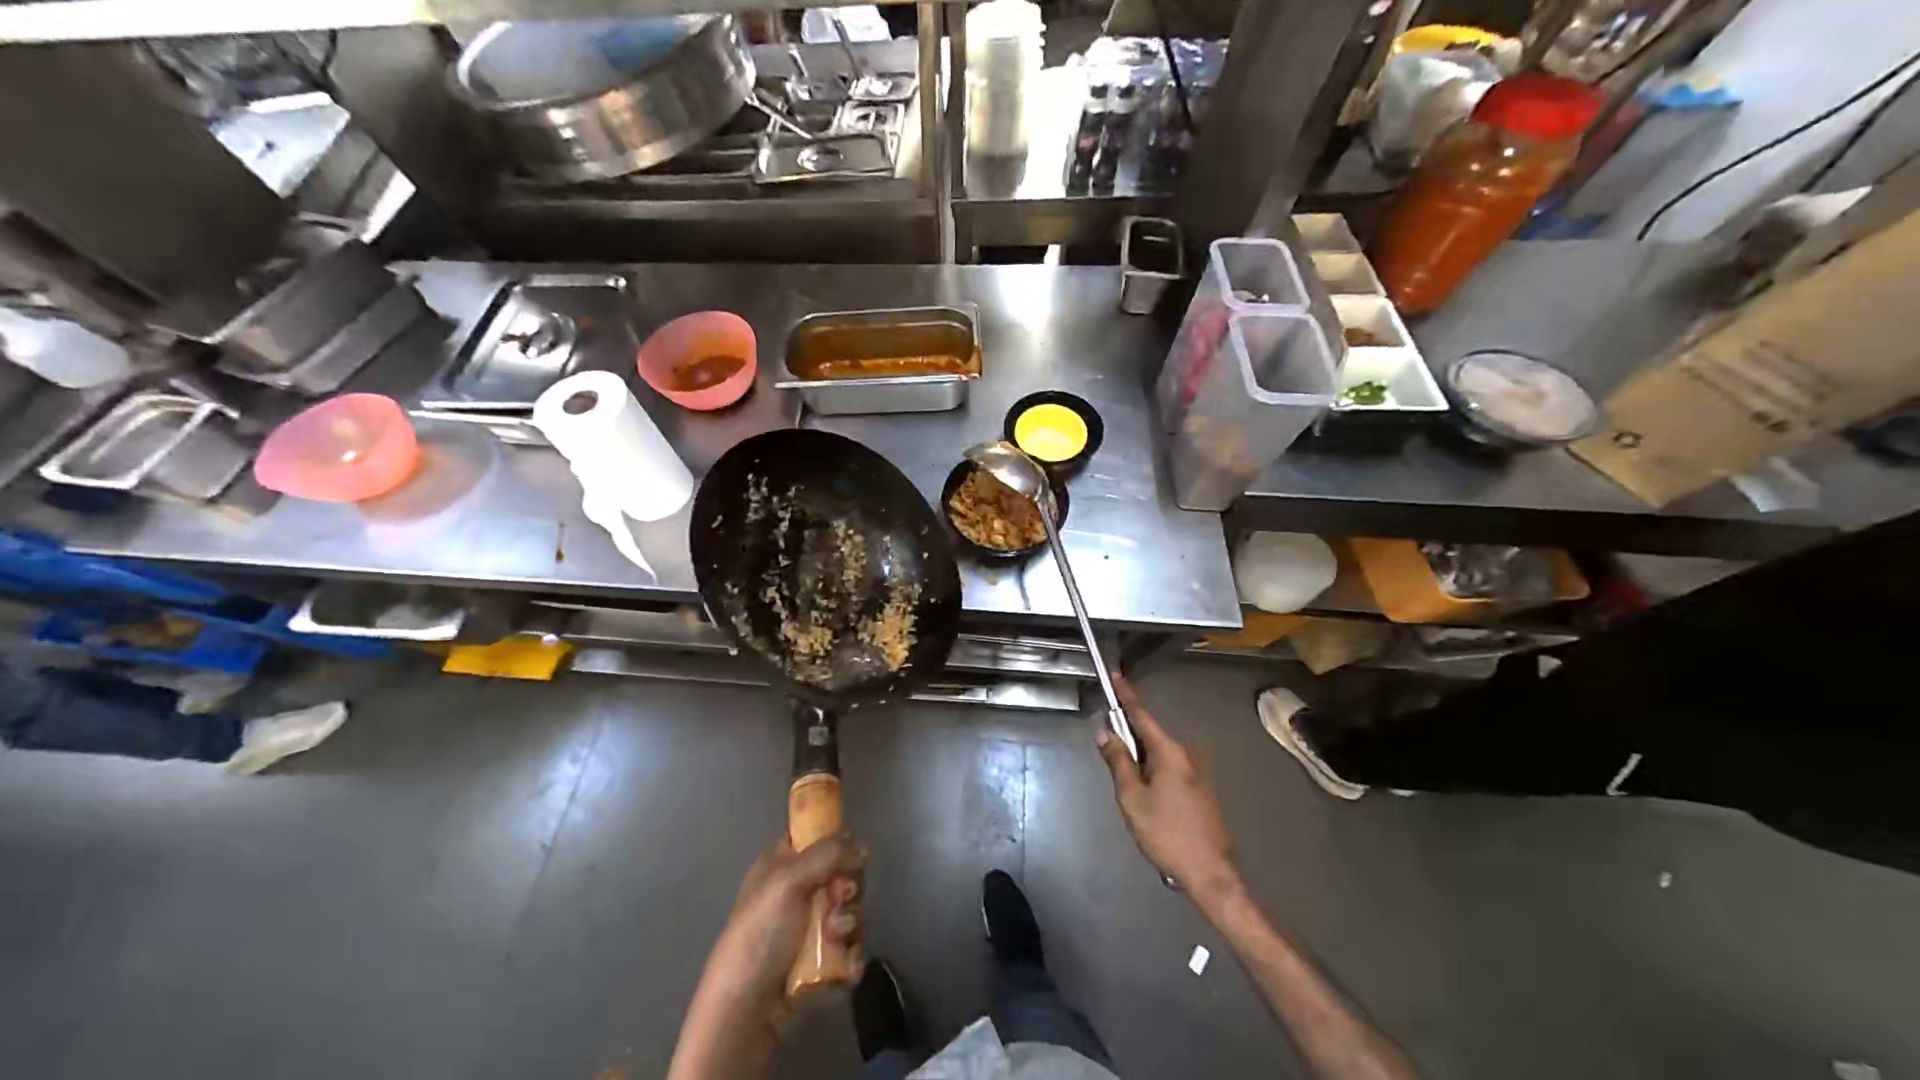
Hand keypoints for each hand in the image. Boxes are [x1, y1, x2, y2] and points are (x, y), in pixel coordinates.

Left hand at [697, 834, 866, 1017]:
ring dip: (849, 923)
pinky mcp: (822, 962)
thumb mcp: (787, 881)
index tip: (846, 855)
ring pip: (850, 911)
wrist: (746, 1009)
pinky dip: (852, 955)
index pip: (814, 837)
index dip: (834, 841)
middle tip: (839, 899)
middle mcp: (797, 892)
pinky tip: (844, 966)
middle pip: (842, 874)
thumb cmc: (759, 934)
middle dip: (847, 888)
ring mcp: (810, 929)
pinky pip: (851, 946)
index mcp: (781, 866)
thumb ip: (827, 854)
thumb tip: (860, 848)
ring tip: (834, 938)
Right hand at [1097, 673, 1241, 900]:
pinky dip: (1151, 774)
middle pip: (1148, 736)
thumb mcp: (1132, 798)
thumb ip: (1118, 761)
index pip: (1142, 715)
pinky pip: (1167, 770)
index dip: (1126, 695)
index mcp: (1169, 753)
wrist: (1209, 872)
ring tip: (1128, 792)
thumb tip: (1105, 732)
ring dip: (1138, 762)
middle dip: (1127, 739)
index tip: (1116, 675)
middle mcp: (1186, 756)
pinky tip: (1145, 800)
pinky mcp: (1198, 789)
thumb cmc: (1166, 834)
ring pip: (1157, 756)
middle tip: (1108, 755)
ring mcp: (1195, 773)